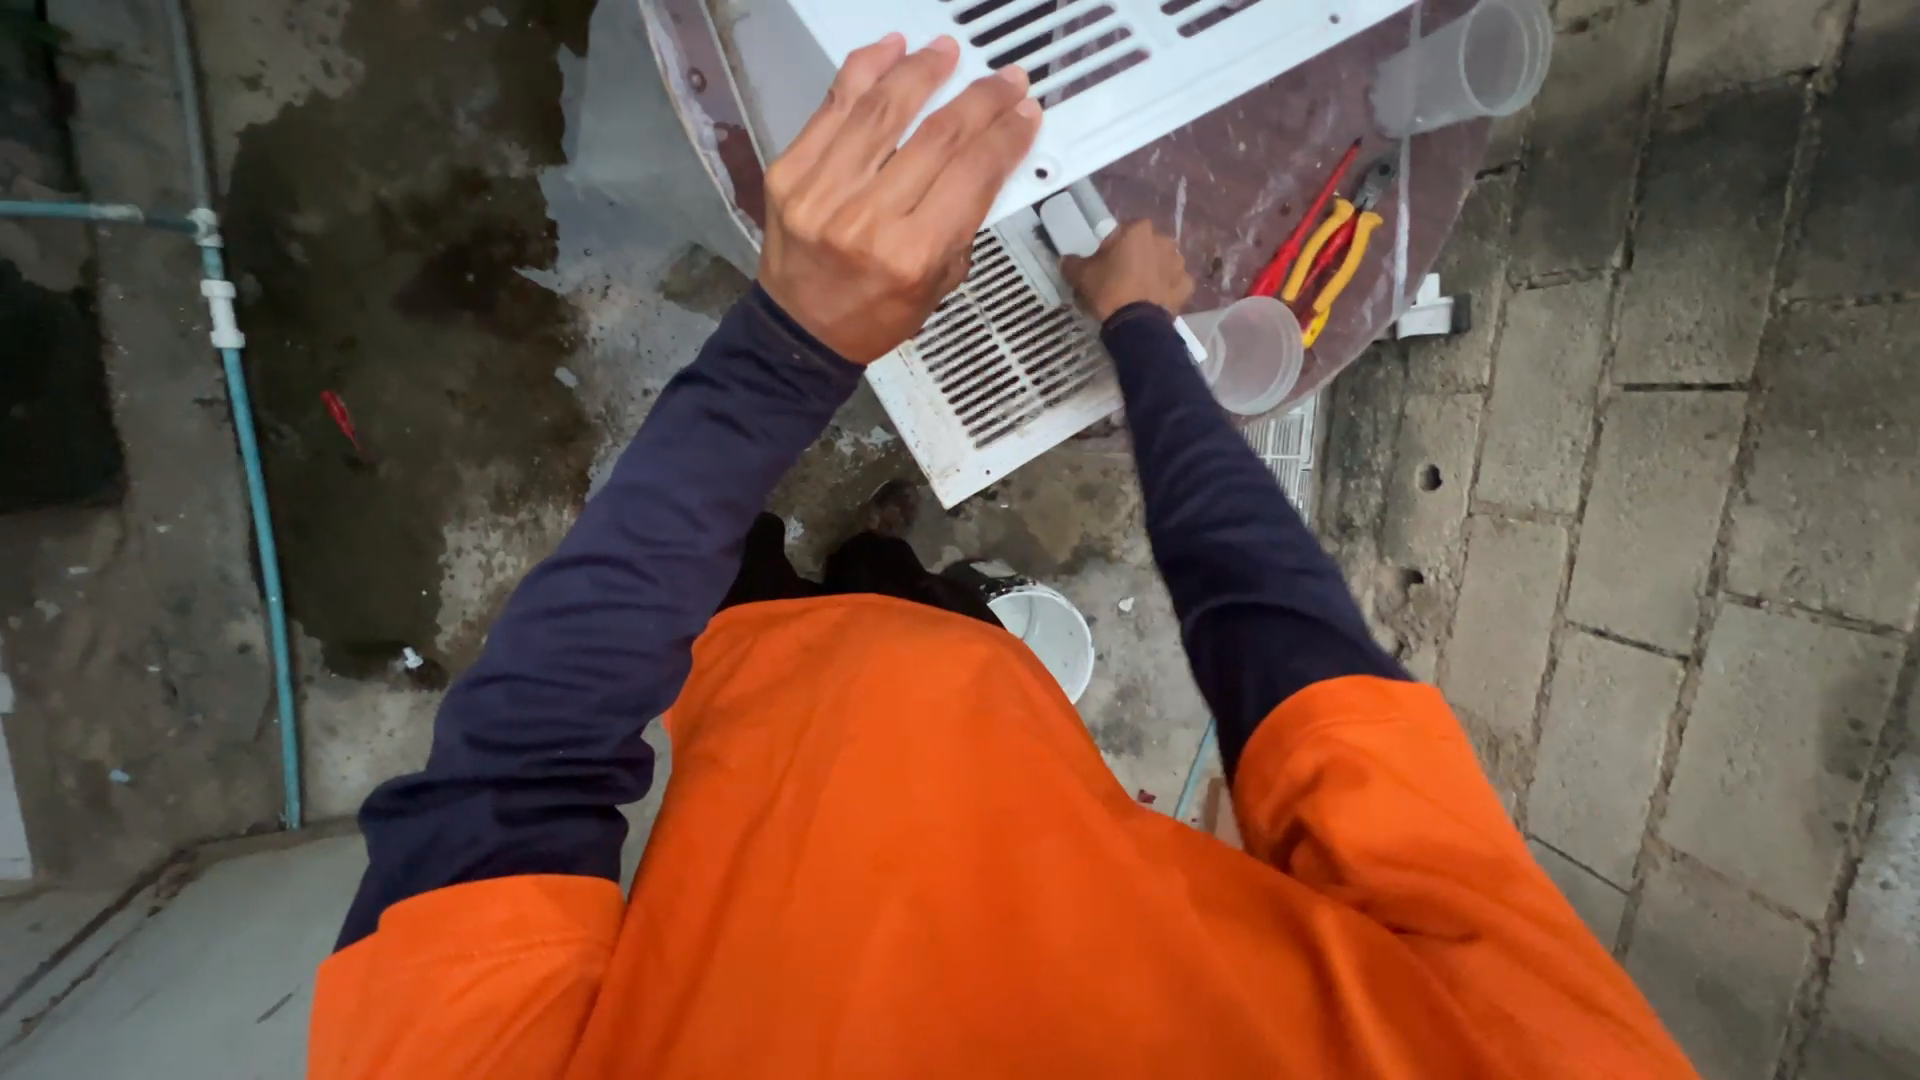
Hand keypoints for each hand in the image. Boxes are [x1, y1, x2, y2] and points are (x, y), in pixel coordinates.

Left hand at [757, 34, 1042, 363]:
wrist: (803, 331)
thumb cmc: (873, 317)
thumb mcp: (935, 288)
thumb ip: (960, 226)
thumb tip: (985, 160)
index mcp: (912, 256)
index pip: (972, 175)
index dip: (1006, 136)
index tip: (1024, 114)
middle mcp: (868, 220)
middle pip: (937, 137)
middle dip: (980, 100)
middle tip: (1003, 80)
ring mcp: (823, 193)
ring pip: (884, 110)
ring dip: (923, 72)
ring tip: (947, 53)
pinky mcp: (790, 174)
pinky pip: (833, 108)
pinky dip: (864, 71)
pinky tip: (891, 50)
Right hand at [1060, 220, 1192, 321]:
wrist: (1135, 325)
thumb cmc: (1108, 291)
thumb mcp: (1081, 276)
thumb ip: (1072, 263)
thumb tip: (1065, 260)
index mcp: (1138, 230)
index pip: (1121, 234)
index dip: (1110, 250)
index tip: (1103, 267)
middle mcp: (1163, 240)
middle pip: (1144, 248)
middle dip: (1134, 259)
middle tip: (1120, 281)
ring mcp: (1178, 263)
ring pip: (1161, 265)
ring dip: (1152, 273)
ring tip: (1137, 294)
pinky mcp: (1186, 286)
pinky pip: (1173, 285)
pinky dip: (1165, 291)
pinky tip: (1153, 303)